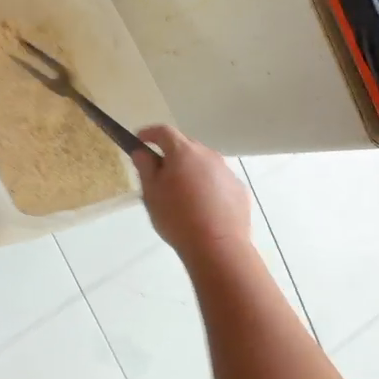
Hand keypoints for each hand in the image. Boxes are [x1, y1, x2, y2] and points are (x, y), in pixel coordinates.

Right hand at [132, 126, 250, 261]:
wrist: (217, 246)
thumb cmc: (177, 218)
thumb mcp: (151, 194)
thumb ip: (145, 168)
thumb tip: (142, 152)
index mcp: (183, 153)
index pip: (163, 131)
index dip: (149, 133)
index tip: (139, 140)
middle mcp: (208, 155)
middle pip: (186, 146)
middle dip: (171, 154)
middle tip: (159, 173)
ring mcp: (226, 171)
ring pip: (203, 164)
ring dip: (191, 171)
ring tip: (182, 195)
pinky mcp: (239, 189)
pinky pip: (218, 181)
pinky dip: (207, 187)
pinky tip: (202, 208)